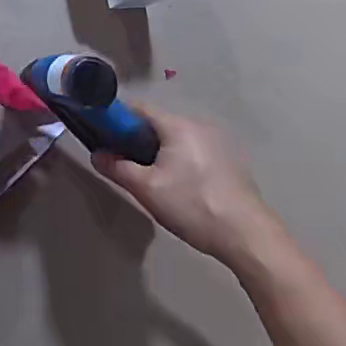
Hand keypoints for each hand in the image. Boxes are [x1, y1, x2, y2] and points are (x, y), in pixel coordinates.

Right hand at [90, 106, 283, 265]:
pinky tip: (179, 188)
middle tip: (125, 165)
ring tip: (151, 180)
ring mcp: (218, 143)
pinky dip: (179, 161)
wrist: (249, 237)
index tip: (103, 138)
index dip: (116, 120)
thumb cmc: (193, 206)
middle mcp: (199, 126)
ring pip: (175, 139)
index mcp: (178, 126)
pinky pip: (193, 151)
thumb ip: (117, 168)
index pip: (138, 109)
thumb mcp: (147, 189)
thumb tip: (96, 155)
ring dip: (158, 152)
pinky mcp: (229, 161)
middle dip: (136, 140)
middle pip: (157, 124)